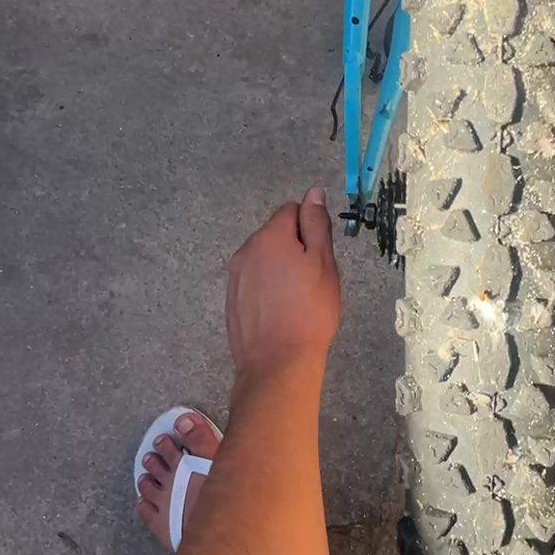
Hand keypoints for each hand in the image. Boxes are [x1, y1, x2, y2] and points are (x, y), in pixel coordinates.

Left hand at [225, 186, 341, 378]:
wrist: (278, 362)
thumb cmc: (310, 311)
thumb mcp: (323, 264)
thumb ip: (317, 224)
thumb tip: (314, 193)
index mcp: (270, 236)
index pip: (292, 211)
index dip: (310, 229)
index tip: (320, 257)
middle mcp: (246, 249)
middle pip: (276, 234)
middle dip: (295, 248)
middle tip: (312, 280)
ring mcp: (235, 275)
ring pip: (264, 258)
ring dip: (280, 267)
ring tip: (296, 298)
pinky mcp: (231, 299)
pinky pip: (254, 280)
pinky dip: (267, 287)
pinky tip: (279, 310)